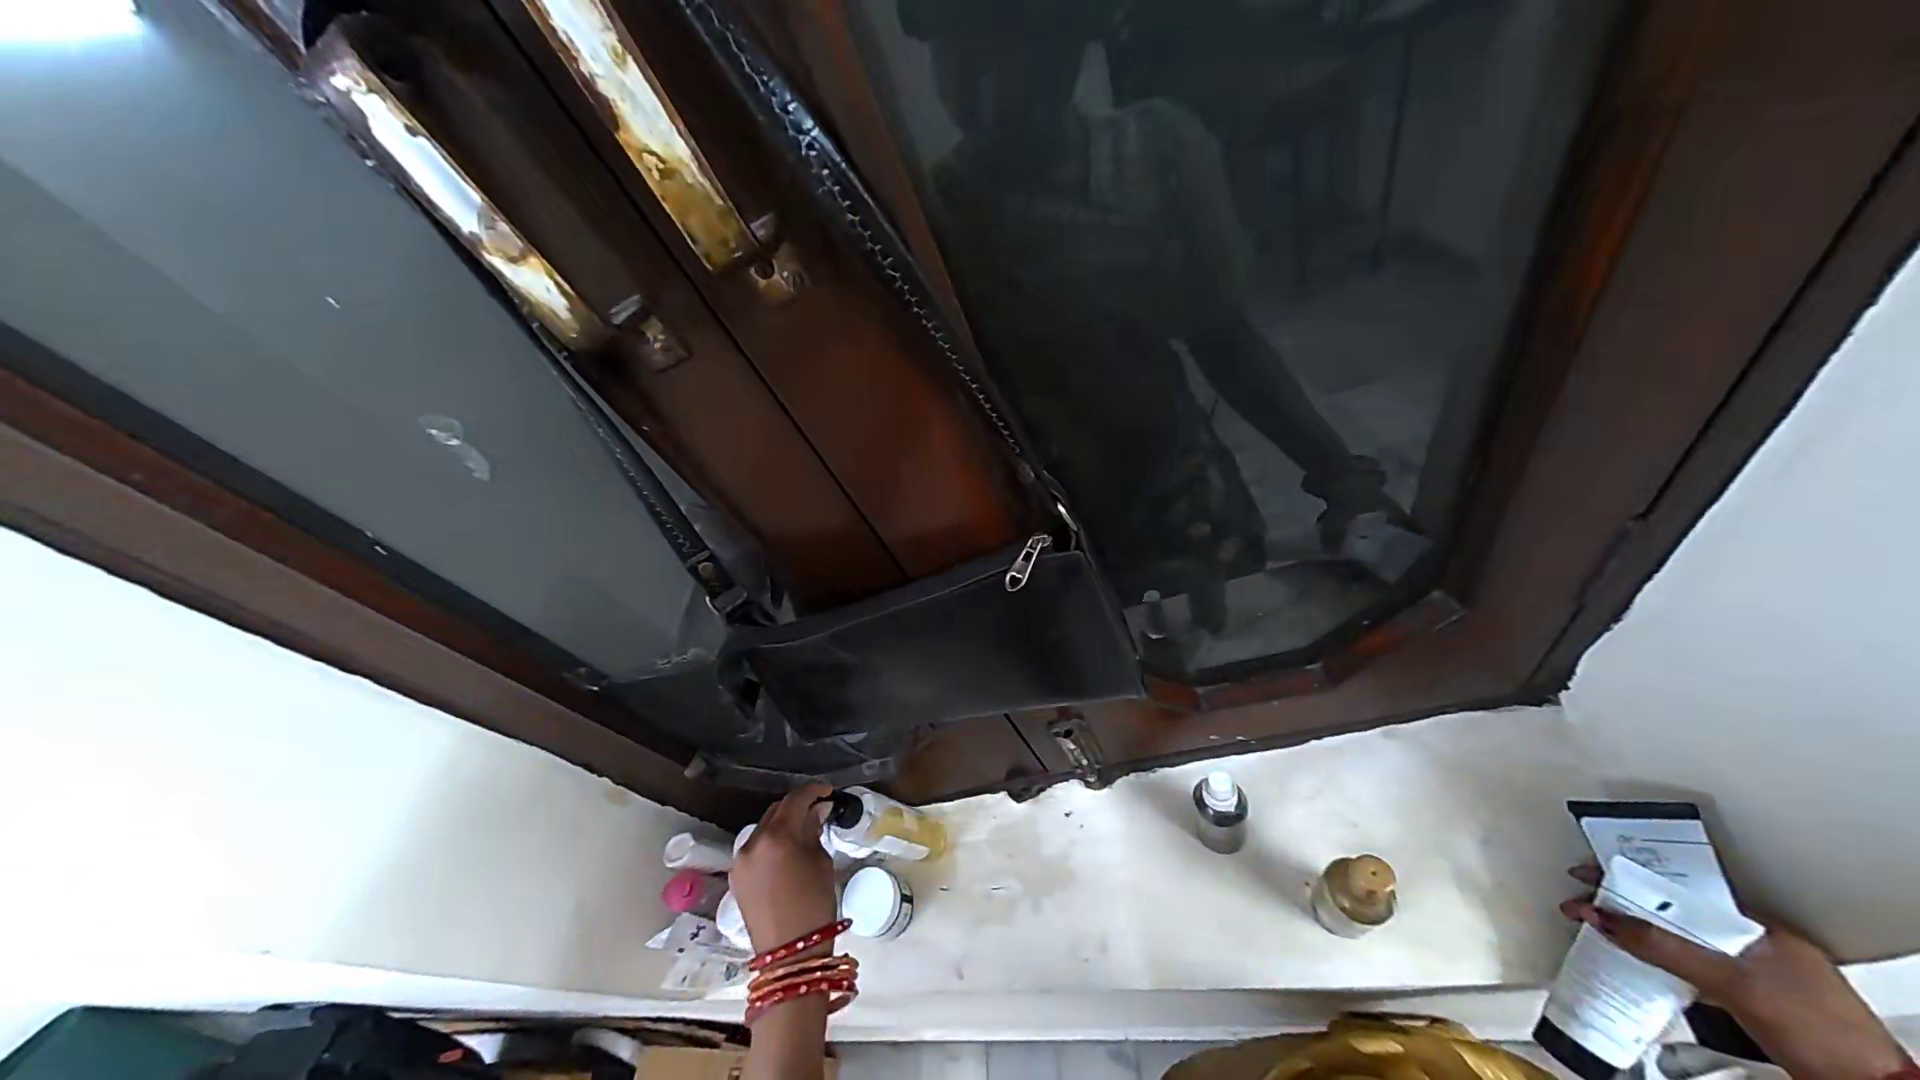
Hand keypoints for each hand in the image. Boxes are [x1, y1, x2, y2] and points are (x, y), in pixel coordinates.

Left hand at [731, 783, 837, 954]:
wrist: (790, 954)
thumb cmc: (814, 905)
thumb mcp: (821, 862)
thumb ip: (814, 831)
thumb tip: (816, 811)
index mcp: (777, 836)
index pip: (795, 800)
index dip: (813, 790)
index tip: (827, 790)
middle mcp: (753, 842)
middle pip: (776, 811)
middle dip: (797, 806)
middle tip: (818, 809)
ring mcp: (740, 860)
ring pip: (763, 829)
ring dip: (782, 824)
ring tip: (802, 830)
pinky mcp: (736, 877)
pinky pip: (755, 849)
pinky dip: (770, 844)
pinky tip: (786, 852)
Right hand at [1561, 865, 1909, 1079]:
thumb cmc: (1826, 1039)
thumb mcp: (1733, 984)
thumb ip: (1665, 947)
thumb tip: (1604, 917)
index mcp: (1757, 928)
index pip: (1676, 891)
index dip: (1627, 881)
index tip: (1585, 876)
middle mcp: (1757, 945)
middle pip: (1673, 915)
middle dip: (1624, 909)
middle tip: (1584, 907)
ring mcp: (1758, 976)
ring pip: (1680, 943)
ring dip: (1640, 939)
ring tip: (1605, 933)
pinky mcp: (1754, 1003)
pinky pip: (1692, 970)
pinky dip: (1662, 967)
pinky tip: (1650, 972)